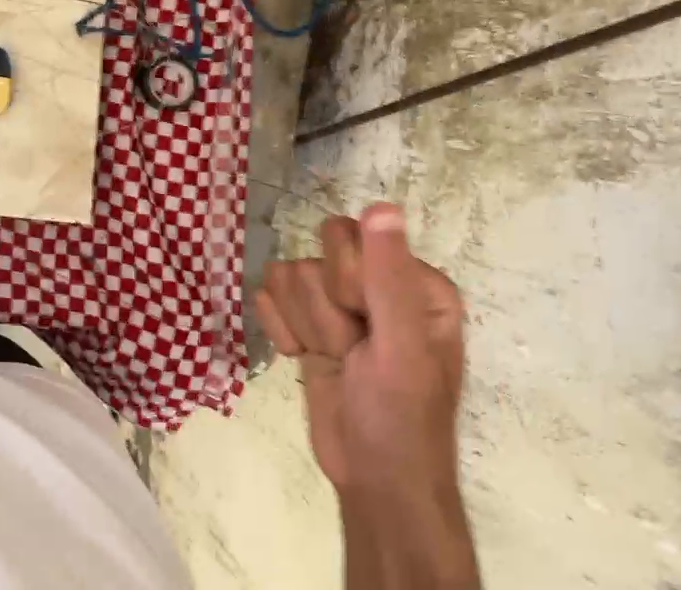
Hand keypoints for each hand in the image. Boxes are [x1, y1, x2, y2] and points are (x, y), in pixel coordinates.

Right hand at [256, 203, 475, 589]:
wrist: (369, 475)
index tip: (366, 329)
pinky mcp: (304, 318)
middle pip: (311, 256)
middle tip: (350, 348)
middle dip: (320, 309)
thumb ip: (386, 276)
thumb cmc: (398, 417)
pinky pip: (266, 295)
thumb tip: (381, 204)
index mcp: (414, 278)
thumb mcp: (400, 348)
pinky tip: (304, 358)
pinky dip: (279, 331)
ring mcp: (336, 301)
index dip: (345, 284)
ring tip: (332, 359)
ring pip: (285, 276)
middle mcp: (376, 281)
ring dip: (302, 326)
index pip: (348, 237)